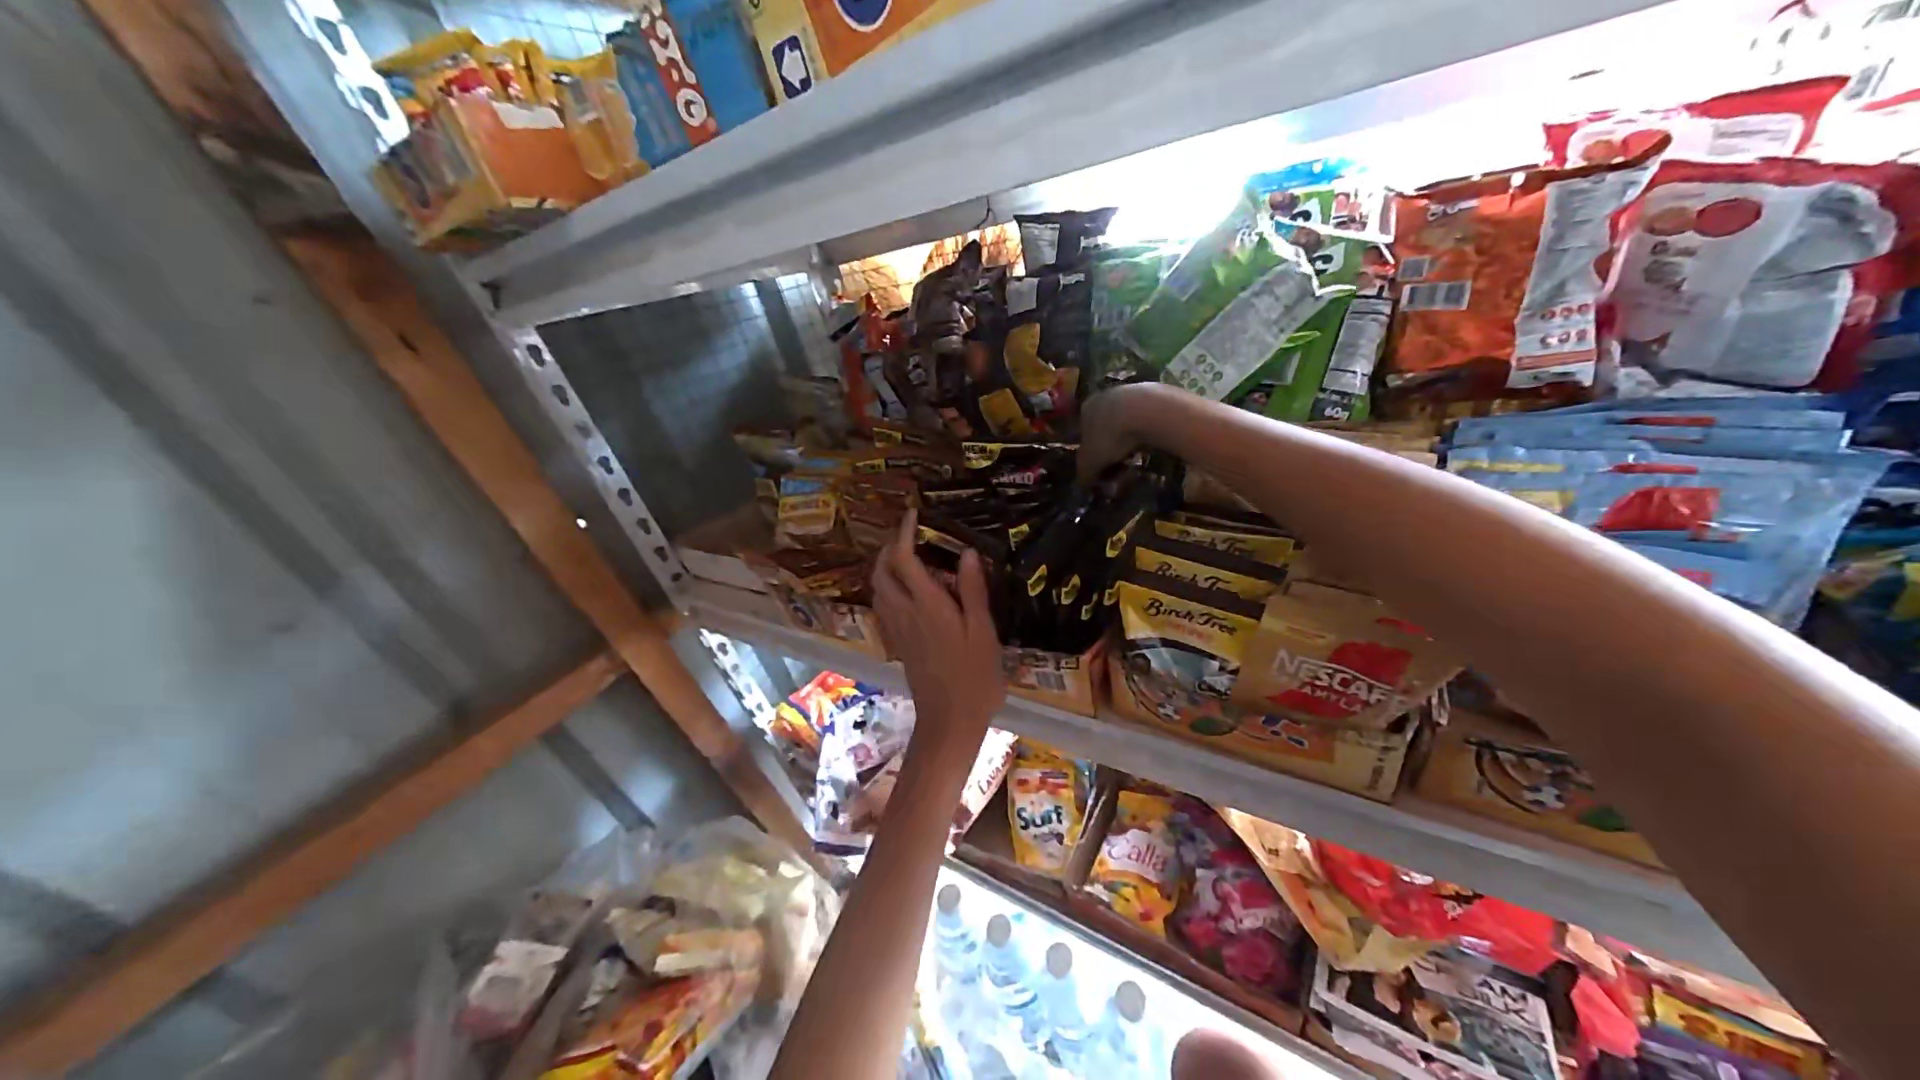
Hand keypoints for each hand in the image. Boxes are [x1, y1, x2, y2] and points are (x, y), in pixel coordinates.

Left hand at [871, 510, 1004, 769]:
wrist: (950, 720)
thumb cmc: (975, 677)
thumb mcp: (983, 632)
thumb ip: (973, 590)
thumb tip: (967, 553)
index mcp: (927, 605)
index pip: (904, 559)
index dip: (904, 533)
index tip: (913, 514)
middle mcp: (904, 612)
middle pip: (881, 570)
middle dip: (890, 547)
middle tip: (911, 536)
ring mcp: (897, 628)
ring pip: (878, 587)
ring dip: (886, 566)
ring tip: (910, 559)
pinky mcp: (897, 642)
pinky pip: (883, 604)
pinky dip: (888, 587)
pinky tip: (910, 591)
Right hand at [1077, 382, 1174, 481]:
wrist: (1150, 412)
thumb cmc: (1111, 436)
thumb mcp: (1091, 463)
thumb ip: (1084, 474)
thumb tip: (1083, 484)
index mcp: (1086, 409)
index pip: (1084, 435)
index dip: (1091, 456)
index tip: (1101, 471)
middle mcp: (1105, 396)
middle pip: (1106, 429)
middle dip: (1112, 450)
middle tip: (1120, 468)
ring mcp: (1131, 392)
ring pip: (1127, 424)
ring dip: (1130, 442)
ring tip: (1137, 458)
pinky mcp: (1155, 393)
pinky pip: (1146, 420)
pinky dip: (1147, 432)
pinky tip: (1152, 444)